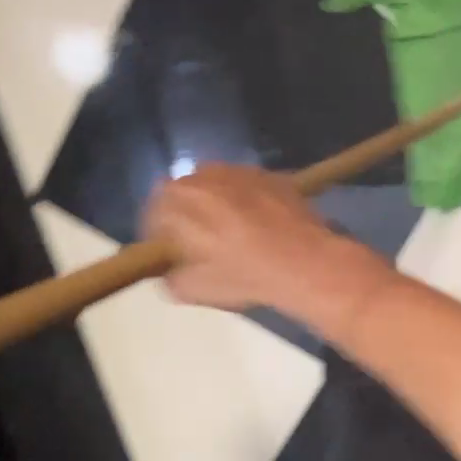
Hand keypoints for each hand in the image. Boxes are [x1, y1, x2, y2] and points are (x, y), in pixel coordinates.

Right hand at [141, 164, 392, 319]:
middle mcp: (203, 175)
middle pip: (185, 196)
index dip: (162, 237)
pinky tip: (263, 226)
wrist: (306, 261)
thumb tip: (171, 274)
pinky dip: (249, 202)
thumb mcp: (194, 290)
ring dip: (219, 206)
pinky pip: (249, 188)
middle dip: (189, 217)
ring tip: (236, 234)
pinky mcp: (272, 175)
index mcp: (175, 200)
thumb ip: (170, 279)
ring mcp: (241, 170)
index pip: (153, 215)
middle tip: (204, 245)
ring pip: (218, 187)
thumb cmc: (244, 275)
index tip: (173, 255)